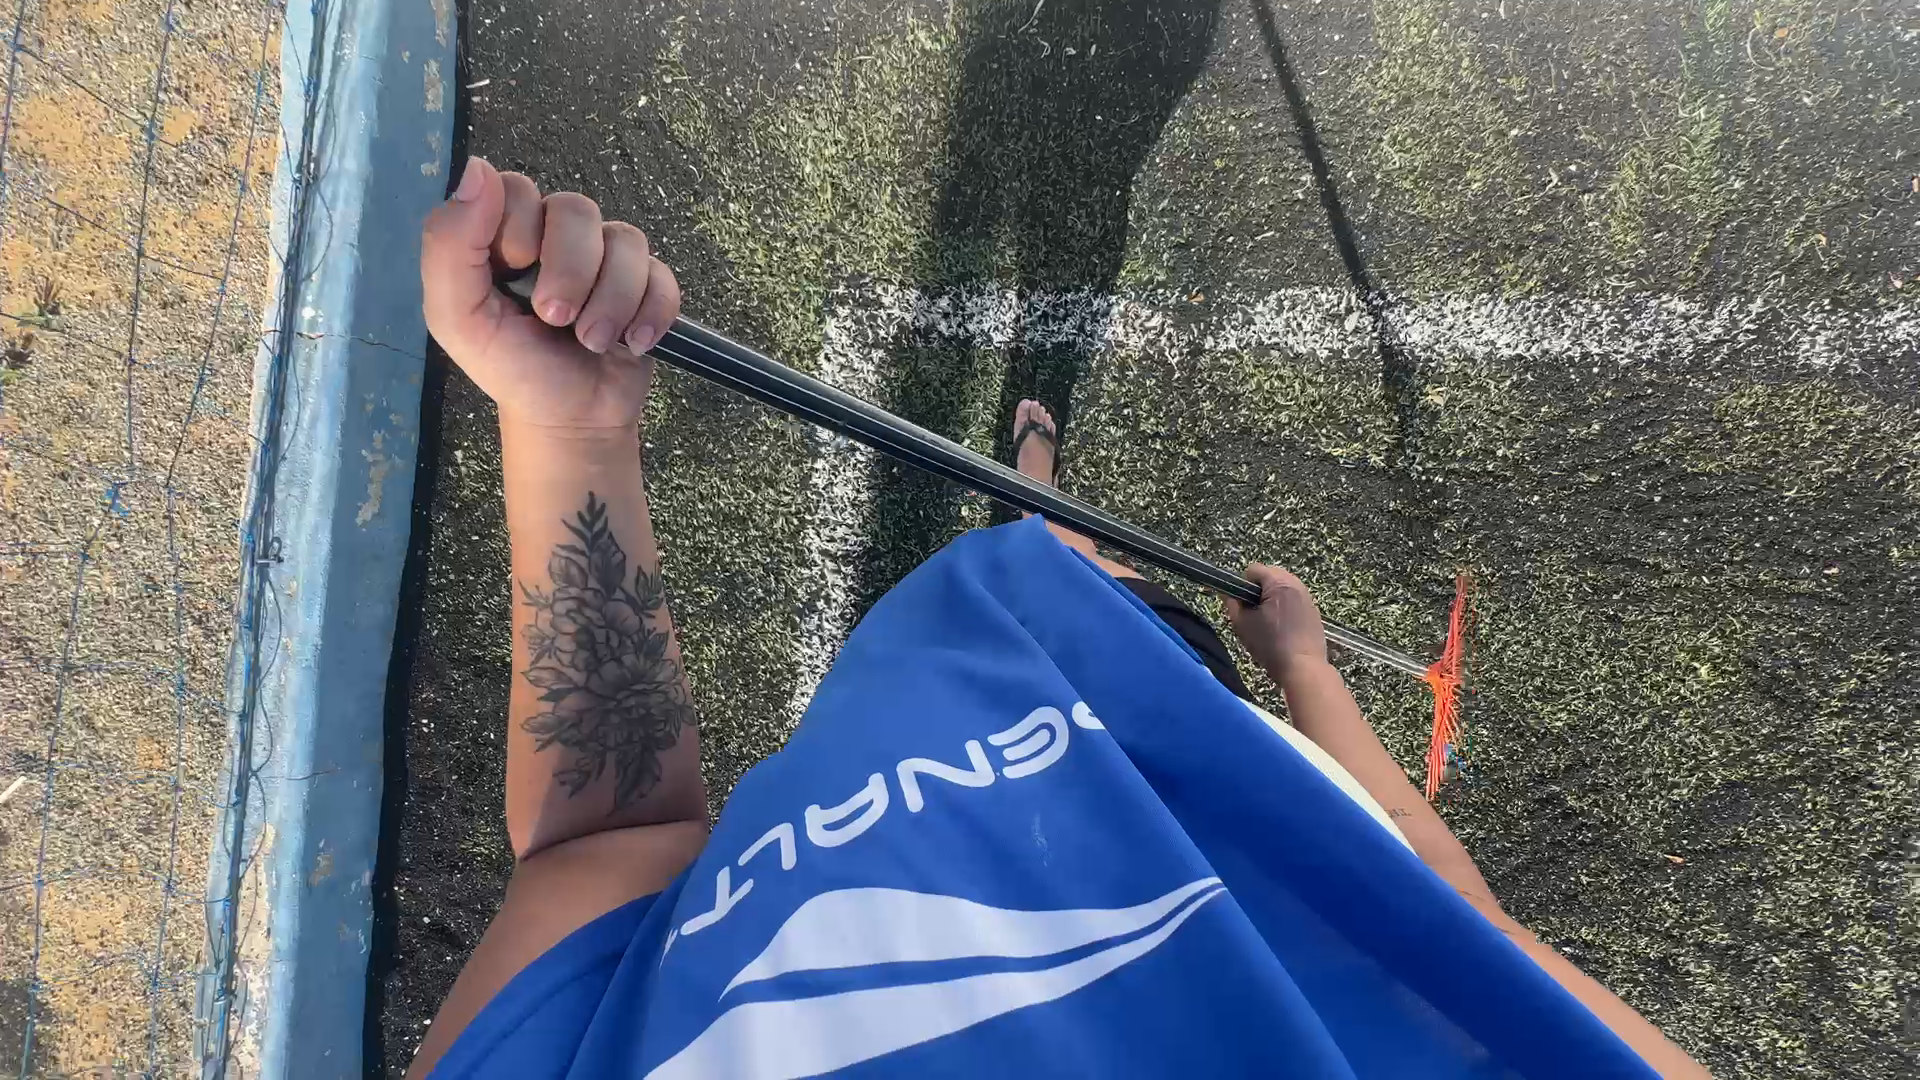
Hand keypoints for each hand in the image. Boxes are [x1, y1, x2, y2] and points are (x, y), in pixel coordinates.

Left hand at [420, 157, 681, 431]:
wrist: (573, 420)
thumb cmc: (514, 370)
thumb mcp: (458, 316)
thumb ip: (451, 244)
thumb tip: (479, 166)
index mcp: (506, 235)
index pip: (519, 189)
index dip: (521, 228)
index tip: (515, 274)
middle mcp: (559, 239)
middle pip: (577, 209)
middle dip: (571, 270)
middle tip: (556, 319)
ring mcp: (610, 263)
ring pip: (627, 241)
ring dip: (612, 300)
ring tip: (594, 343)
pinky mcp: (650, 291)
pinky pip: (663, 278)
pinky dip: (651, 313)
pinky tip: (633, 343)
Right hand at [1225, 562, 1329, 683]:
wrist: (1302, 667)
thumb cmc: (1269, 645)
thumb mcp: (1241, 623)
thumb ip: (1231, 603)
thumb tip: (1225, 592)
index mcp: (1279, 583)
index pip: (1253, 570)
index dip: (1242, 586)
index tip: (1243, 604)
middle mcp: (1296, 584)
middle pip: (1269, 575)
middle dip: (1258, 590)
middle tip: (1254, 613)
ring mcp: (1307, 597)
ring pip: (1282, 587)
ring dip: (1272, 597)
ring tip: (1268, 621)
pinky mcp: (1314, 610)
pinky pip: (1293, 599)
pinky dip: (1284, 606)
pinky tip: (1282, 627)